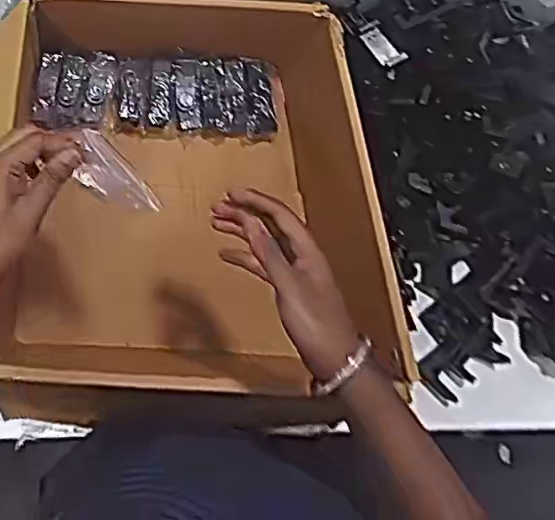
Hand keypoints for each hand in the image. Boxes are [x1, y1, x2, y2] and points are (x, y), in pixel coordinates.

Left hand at [0, 128, 80, 299]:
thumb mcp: (30, 212)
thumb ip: (52, 179)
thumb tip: (73, 153)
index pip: (36, 139)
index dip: (62, 142)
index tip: (84, 150)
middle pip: (25, 135)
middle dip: (52, 141)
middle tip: (76, 154)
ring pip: (18, 145)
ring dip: (41, 150)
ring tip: (64, 164)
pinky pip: (11, 160)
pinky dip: (30, 161)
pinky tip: (43, 178)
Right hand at [212, 188, 362, 379]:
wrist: (336, 360)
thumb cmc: (318, 326)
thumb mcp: (290, 287)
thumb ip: (270, 254)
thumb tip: (252, 224)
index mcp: (306, 248)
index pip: (278, 213)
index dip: (255, 201)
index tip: (232, 193)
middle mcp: (301, 254)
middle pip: (269, 224)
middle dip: (244, 212)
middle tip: (218, 207)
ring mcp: (294, 269)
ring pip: (263, 241)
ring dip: (241, 231)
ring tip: (218, 223)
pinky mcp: (288, 285)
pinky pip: (262, 261)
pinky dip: (245, 255)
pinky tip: (228, 253)